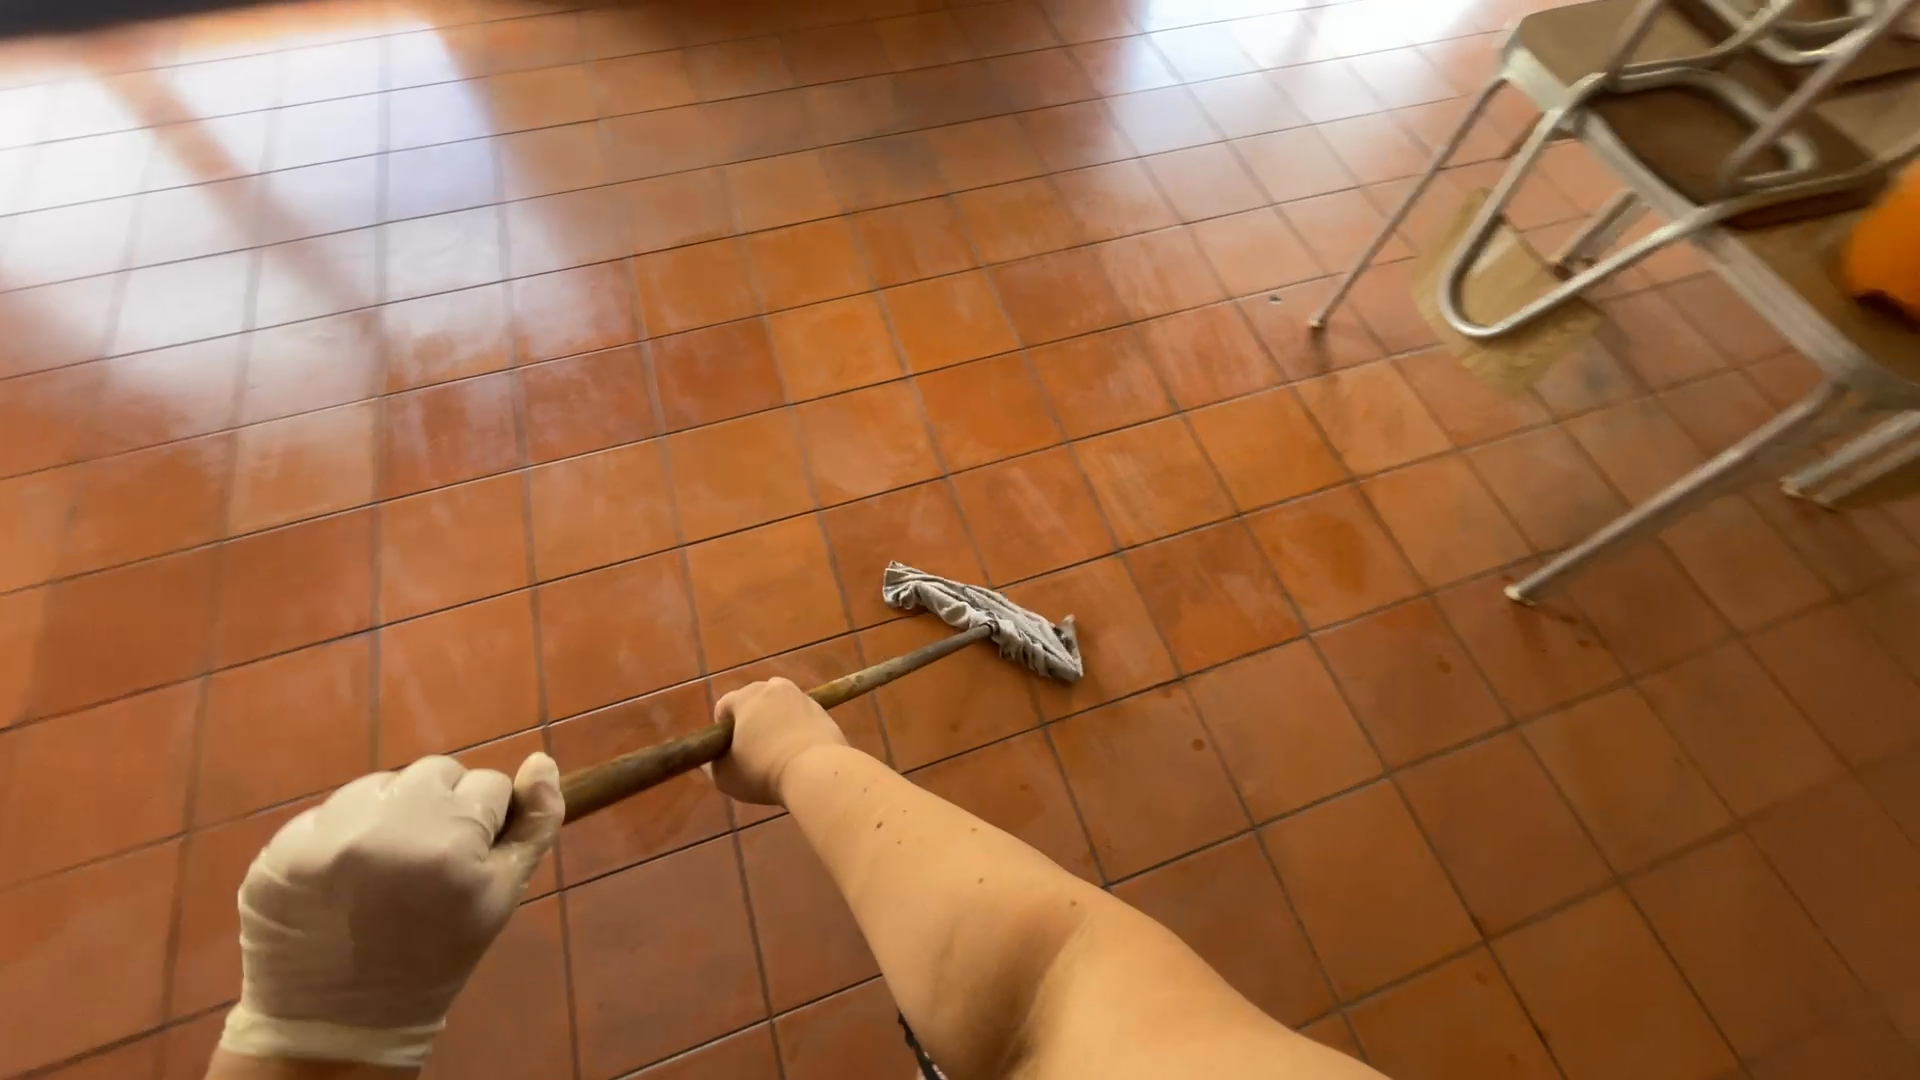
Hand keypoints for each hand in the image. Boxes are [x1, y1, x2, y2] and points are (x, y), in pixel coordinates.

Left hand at [219, 754, 563, 1067]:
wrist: (338, 1021)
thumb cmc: (440, 952)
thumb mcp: (506, 891)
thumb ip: (536, 821)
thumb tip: (540, 761)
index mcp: (449, 841)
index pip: (490, 784)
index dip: (487, 820)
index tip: (469, 862)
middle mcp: (385, 827)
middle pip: (437, 772)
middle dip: (443, 805)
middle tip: (430, 859)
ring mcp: (324, 838)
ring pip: (384, 783)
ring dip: (393, 811)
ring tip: (387, 865)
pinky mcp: (278, 851)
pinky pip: (331, 810)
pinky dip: (344, 833)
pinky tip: (345, 876)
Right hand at [709, 678, 848, 804]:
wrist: (816, 770)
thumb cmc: (763, 770)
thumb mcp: (725, 776)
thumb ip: (712, 765)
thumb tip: (708, 762)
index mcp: (747, 697)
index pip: (725, 704)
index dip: (722, 726)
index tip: (727, 748)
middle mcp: (774, 688)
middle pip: (755, 699)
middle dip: (750, 718)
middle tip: (752, 747)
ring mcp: (801, 696)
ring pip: (781, 704)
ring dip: (775, 718)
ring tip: (776, 746)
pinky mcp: (822, 709)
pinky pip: (801, 714)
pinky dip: (796, 725)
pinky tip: (797, 748)